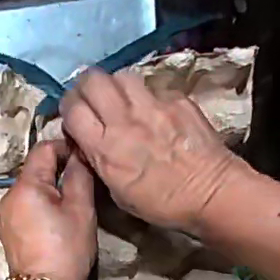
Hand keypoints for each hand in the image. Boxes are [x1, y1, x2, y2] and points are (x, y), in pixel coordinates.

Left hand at [0, 138, 95, 279]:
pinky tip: (57, 222)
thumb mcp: (81, 208)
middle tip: (84, 185)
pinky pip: (26, 207)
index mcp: (25, 185)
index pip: (44, 149)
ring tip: (73, 205)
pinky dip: (42, 206)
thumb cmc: (66, 248)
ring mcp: (5, 215)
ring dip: (51, 190)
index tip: (85, 160)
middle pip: (35, 170)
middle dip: (59, 171)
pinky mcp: (8, 231)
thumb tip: (79, 153)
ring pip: (31, 190)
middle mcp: (9, 196)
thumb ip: (79, 174)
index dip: (66, 148)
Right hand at [60, 69, 249, 232]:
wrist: (210, 193)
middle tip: (91, 100)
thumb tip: (87, 143)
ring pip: (120, 75)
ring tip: (119, 101)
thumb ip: (98, 162)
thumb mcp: (117, 193)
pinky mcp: (176, 99)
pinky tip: (152, 113)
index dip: (69, 109)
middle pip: (92, 80)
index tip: (73, 116)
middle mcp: (124, 120)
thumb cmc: (160, 204)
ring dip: (114, 86)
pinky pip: (152, 87)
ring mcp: (152, 105)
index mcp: (105, 148)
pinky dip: (145, 97)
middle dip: (86, 88)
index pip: (73, 109)